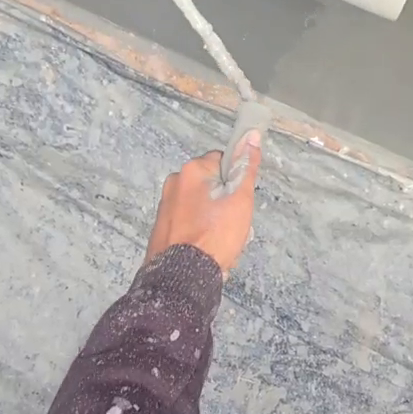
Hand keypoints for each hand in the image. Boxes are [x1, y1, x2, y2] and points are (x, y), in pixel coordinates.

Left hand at [145, 130, 262, 272]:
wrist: (182, 279)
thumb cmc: (215, 235)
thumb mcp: (240, 198)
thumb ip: (246, 165)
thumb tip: (251, 134)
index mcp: (192, 170)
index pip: (223, 162)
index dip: (235, 182)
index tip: (239, 201)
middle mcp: (174, 182)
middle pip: (211, 184)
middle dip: (225, 202)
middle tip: (233, 225)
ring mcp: (164, 206)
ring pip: (201, 205)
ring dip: (213, 219)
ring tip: (221, 242)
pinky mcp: (160, 229)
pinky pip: (188, 222)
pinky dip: (198, 232)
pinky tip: (207, 250)